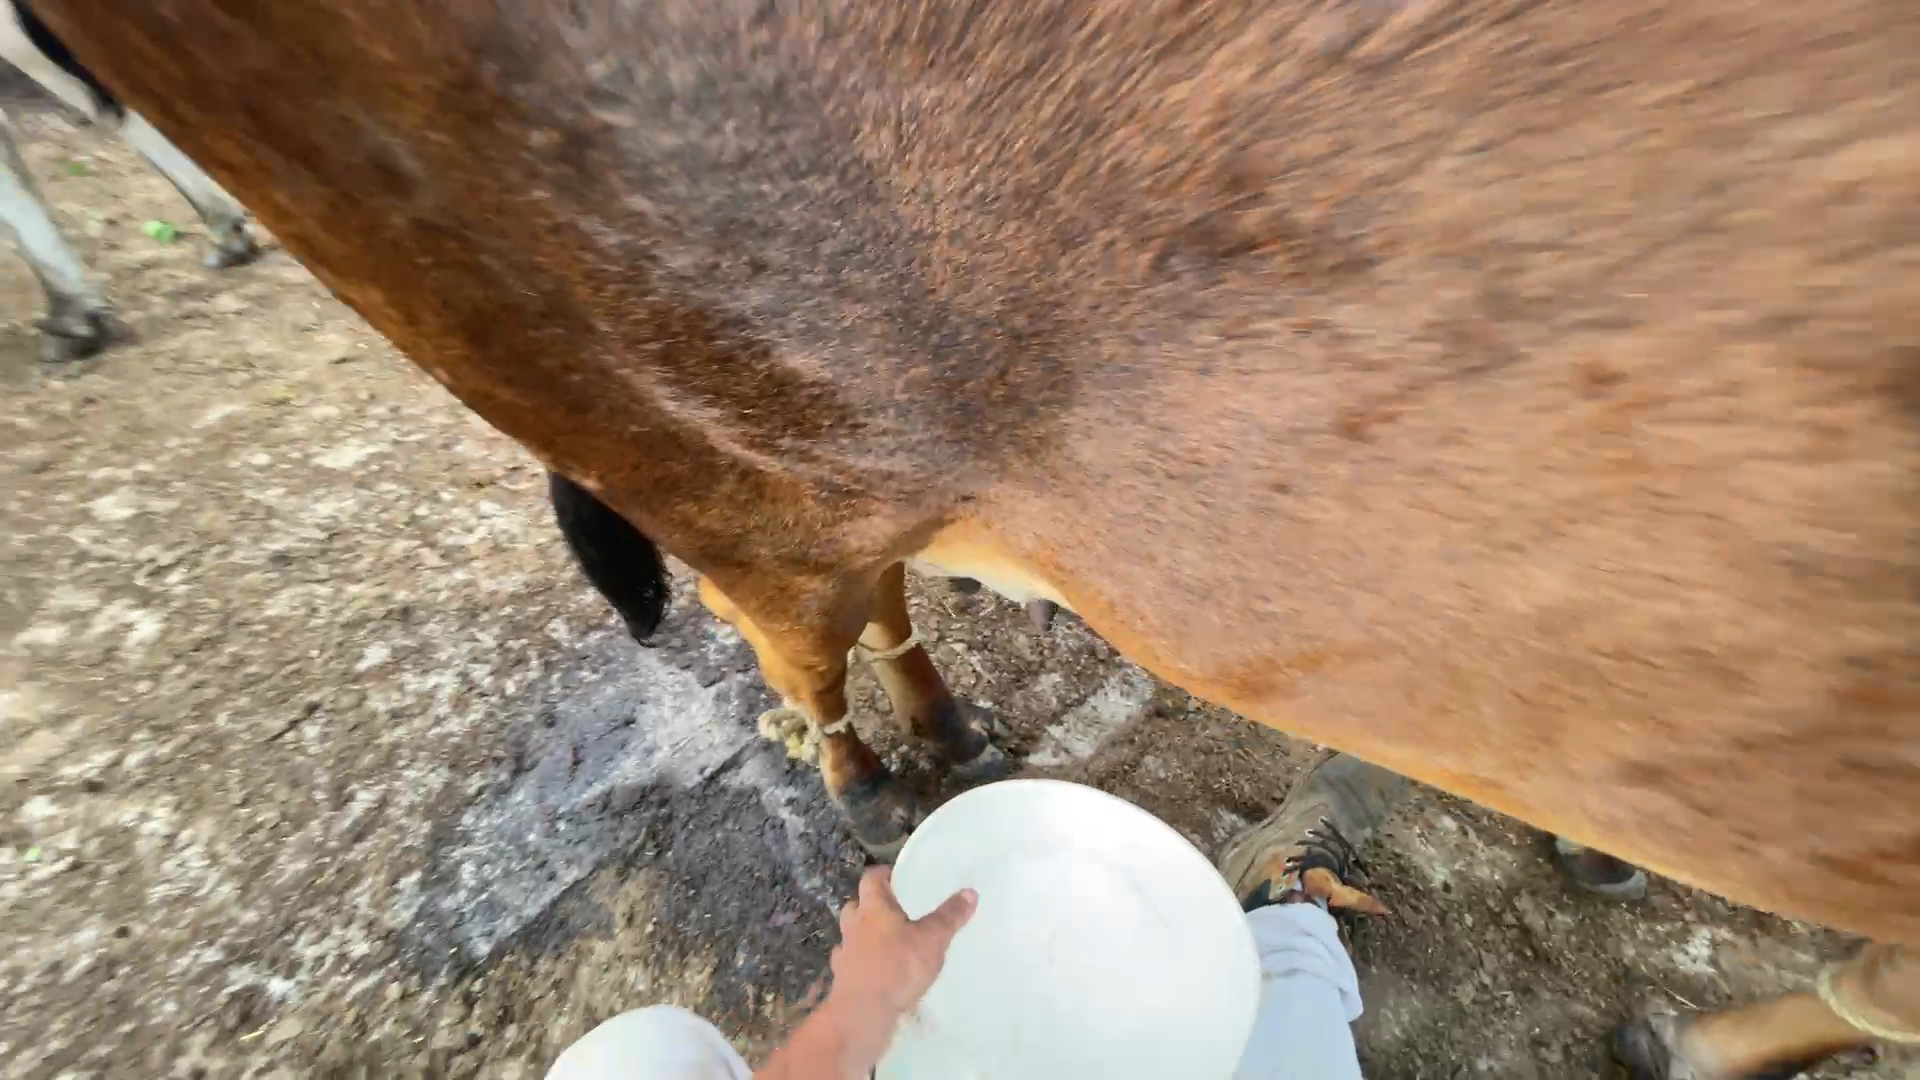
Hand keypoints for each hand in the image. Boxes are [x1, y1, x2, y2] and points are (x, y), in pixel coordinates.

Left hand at [754, 868, 975, 1079]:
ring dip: (864, 935)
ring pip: (852, 934)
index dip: (883, 874)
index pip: (871, 878)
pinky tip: (876, 973)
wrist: (862, 1013)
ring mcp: (845, 952)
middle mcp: (854, 924)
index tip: (898, 877)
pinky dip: (861, 963)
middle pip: (857, 904)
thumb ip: (949, 916)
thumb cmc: (897, 967)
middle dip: (872, 905)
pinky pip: (850, 963)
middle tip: (894, 911)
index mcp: (873, 907)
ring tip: (887, 944)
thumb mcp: (932, 939)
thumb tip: (970, 892)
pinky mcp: (842, 979)